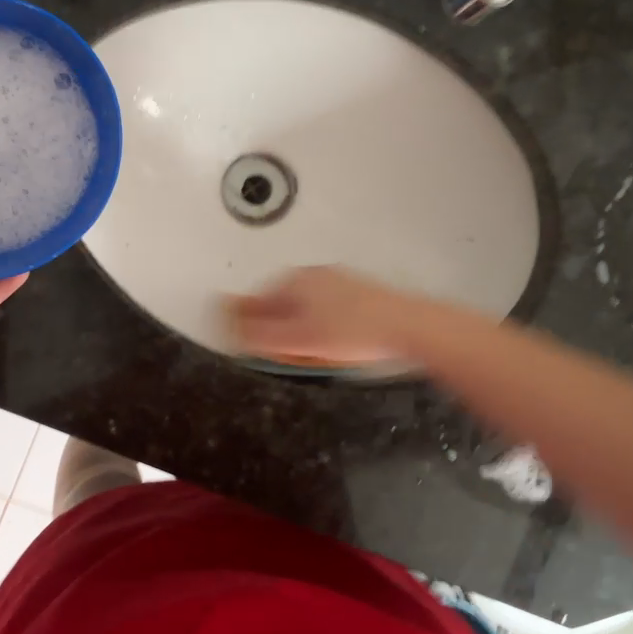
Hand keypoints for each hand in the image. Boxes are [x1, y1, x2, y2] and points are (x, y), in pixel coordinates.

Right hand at [225, 266, 418, 365]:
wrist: (410, 328)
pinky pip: (329, 314)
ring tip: (313, 359)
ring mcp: (340, 282)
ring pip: (306, 311)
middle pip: (280, 306)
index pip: (254, 302)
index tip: (254, 351)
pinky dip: (325, 332)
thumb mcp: (296, 340)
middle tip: (287, 359)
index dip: (249, 329)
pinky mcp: (361, 296)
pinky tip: (337, 350)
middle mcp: (314, 275)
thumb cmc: (350, 334)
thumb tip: (222, 323)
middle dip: (278, 333)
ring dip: (302, 334)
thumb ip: (256, 333)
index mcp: (293, 280)